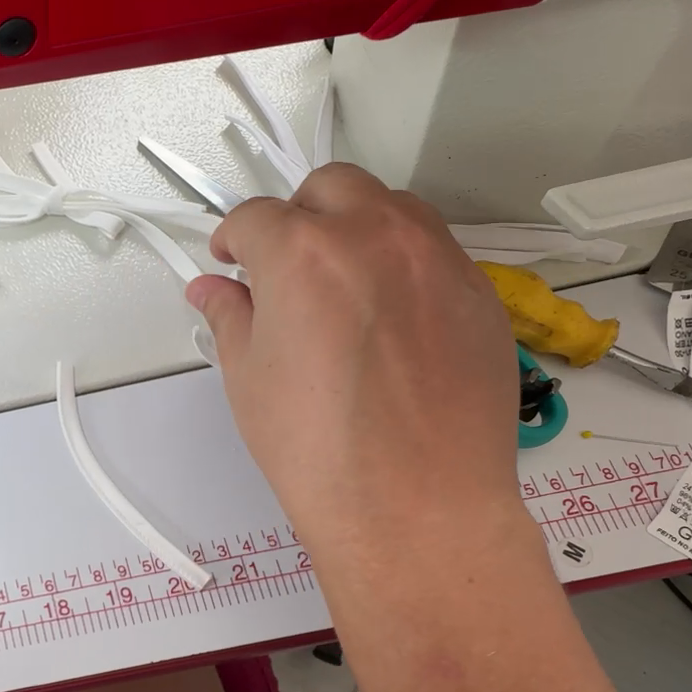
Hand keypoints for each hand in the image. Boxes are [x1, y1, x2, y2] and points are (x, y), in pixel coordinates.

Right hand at [185, 163, 521, 556]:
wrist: (412, 503)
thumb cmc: (312, 444)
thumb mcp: (247, 376)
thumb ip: (229, 316)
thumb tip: (211, 289)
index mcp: (303, 252)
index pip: (255, 217)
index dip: (232, 240)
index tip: (229, 266)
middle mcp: (376, 235)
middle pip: (330, 187)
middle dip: (297, 214)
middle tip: (283, 268)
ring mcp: (438, 258)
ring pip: (390, 208)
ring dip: (353, 229)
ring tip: (338, 289)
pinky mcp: (480, 292)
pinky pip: (432, 253)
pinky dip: (400, 266)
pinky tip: (388, 324)